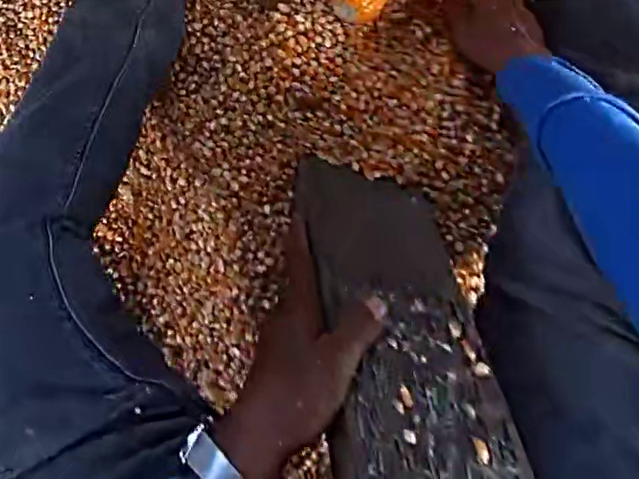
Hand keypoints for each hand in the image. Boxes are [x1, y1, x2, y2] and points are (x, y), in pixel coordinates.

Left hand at [212, 216, 385, 478]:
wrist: (261, 430)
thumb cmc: (297, 391)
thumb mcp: (335, 362)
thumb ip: (355, 329)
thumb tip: (376, 298)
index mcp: (296, 308)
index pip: (298, 260)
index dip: (300, 234)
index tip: (300, 209)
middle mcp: (283, 315)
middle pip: (298, 279)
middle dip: (310, 259)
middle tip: (327, 243)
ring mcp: (278, 336)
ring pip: (299, 304)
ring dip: (313, 291)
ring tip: (334, 285)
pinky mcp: (279, 357)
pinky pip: (299, 325)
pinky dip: (313, 318)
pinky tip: (328, 332)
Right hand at [441, 0, 548, 75]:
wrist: (527, 69)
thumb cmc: (489, 45)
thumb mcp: (462, 29)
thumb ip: (454, 11)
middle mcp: (514, 1)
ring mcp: (527, 16)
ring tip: (496, 0)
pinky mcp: (533, 31)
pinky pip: (520, 16)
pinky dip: (512, 15)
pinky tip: (506, 24)